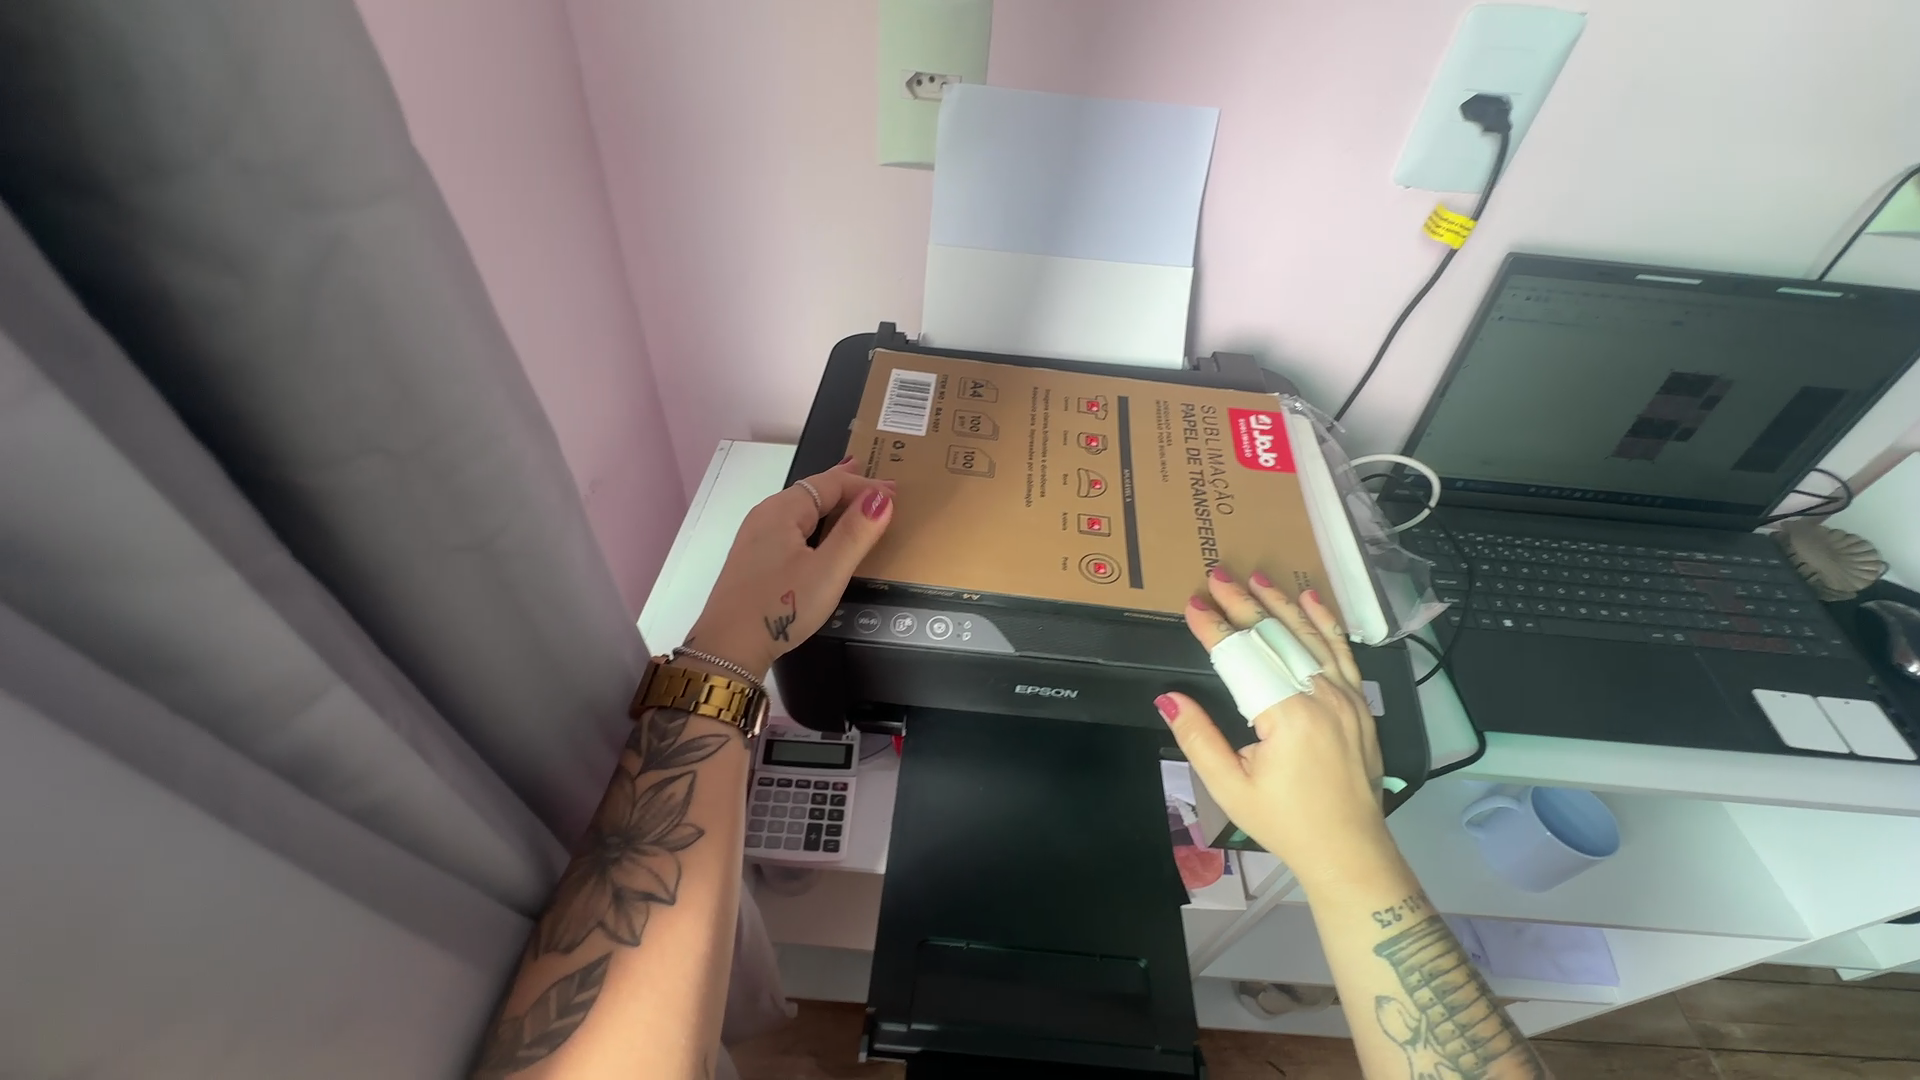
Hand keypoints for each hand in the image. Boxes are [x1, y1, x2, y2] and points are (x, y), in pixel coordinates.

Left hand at [684, 459, 894, 679]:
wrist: (729, 648)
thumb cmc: (781, 606)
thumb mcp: (828, 570)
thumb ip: (856, 532)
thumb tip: (881, 497)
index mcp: (782, 510)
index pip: (829, 483)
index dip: (864, 486)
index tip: (895, 492)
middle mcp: (765, 515)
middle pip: (812, 491)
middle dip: (848, 487)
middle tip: (880, 489)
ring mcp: (755, 537)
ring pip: (801, 510)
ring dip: (832, 504)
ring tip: (856, 500)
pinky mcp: (754, 559)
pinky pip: (792, 527)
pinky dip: (817, 521)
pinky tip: (823, 531)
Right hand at [1156, 569, 1387, 874]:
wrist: (1350, 850)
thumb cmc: (1284, 821)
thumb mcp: (1230, 787)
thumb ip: (1198, 738)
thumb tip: (1167, 699)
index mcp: (1287, 716)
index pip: (1242, 658)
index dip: (1214, 629)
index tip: (1193, 604)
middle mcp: (1320, 697)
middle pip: (1276, 638)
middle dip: (1243, 604)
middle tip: (1217, 575)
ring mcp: (1346, 698)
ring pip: (1309, 637)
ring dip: (1280, 603)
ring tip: (1256, 575)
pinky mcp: (1359, 704)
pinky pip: (1343, 652)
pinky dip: (1327, 623)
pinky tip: (1311, 599)